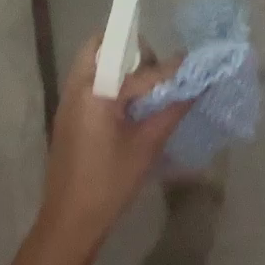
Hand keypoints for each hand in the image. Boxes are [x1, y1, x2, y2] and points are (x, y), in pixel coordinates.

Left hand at [37, 36, 188, 255]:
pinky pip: (88, 80)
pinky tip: (130, 104)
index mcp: (96, 92)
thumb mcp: (146, 146)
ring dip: (119, 64)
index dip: (170, 68)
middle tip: (157, 73)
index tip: (193, 62)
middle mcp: (77, 86)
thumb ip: (172, 110)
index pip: (141, 70)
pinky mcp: (67, 114)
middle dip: (132, 50)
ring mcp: (68, 99)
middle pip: (102, 45)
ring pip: (92, 61)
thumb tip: (197, 88)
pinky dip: (109, 80)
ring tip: (146, 88)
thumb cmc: (110, 183)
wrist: (69, 219)